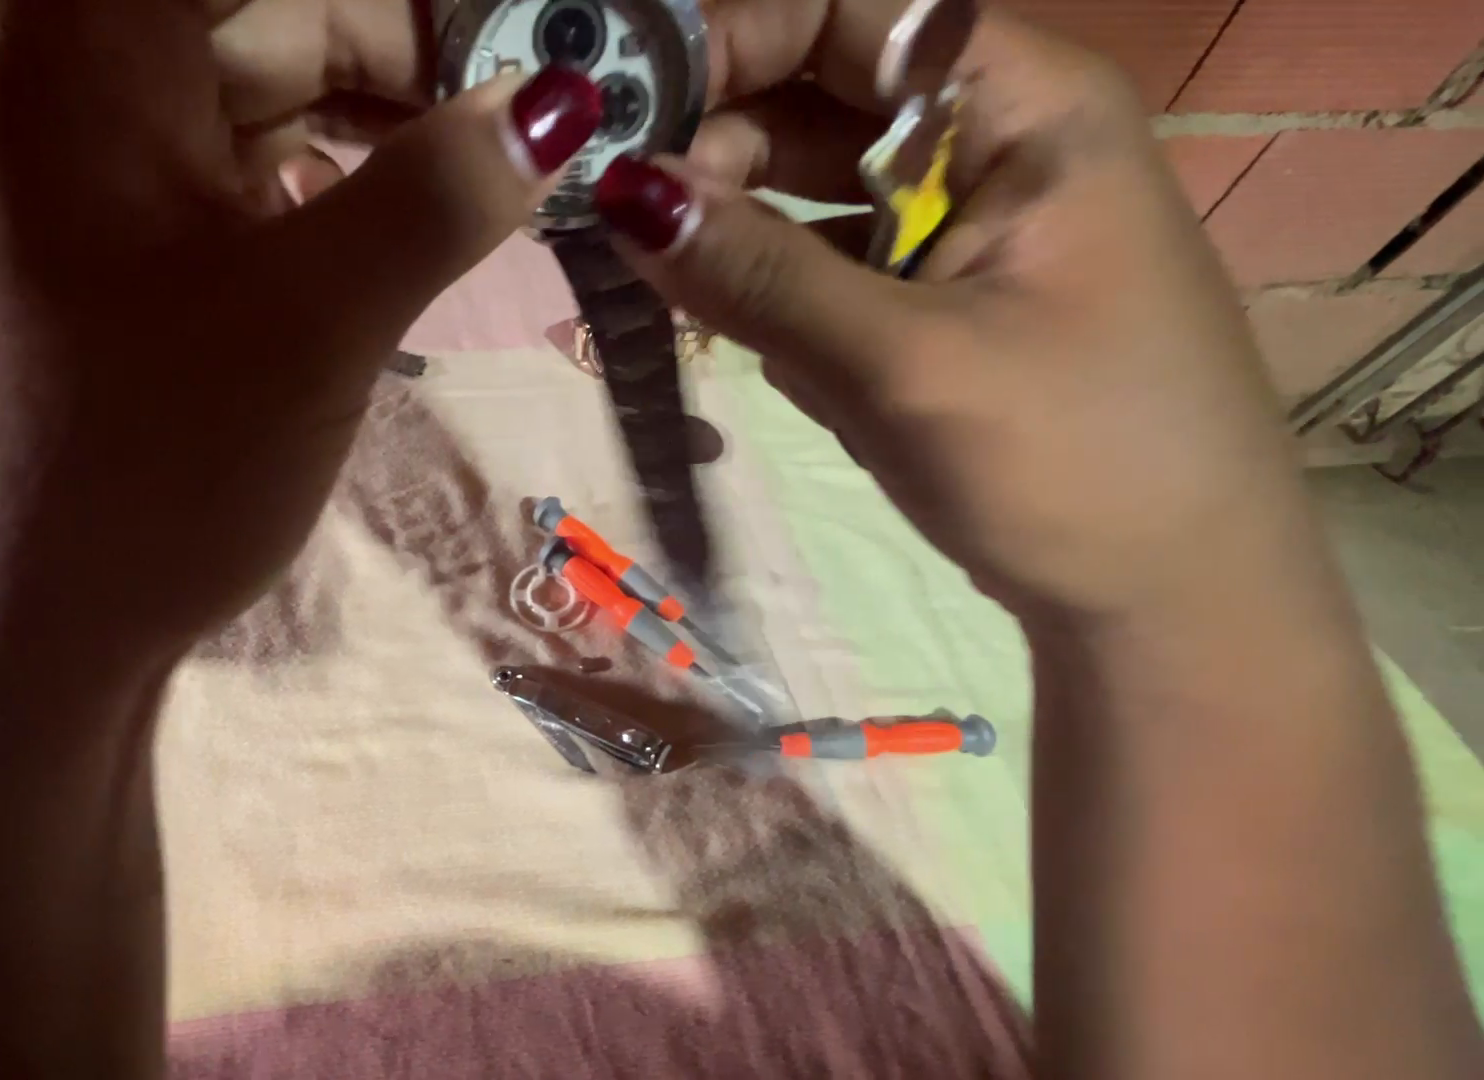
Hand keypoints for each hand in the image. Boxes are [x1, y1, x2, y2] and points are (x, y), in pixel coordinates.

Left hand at [0, 0, 603, 653]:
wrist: (14, 643)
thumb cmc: (149, 467)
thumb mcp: (316, 320)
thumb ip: (440, 192)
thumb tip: (560, 100)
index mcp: (64, 35)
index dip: (411, 9)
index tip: (514, 44)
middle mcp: (40, 72)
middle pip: (256, 11)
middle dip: (398, 53)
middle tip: (514, 113)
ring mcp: (61, 169)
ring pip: (242, 93)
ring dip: (362, 125)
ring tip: (468, 171)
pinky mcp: (91, 250)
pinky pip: (218, 174)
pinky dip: (306, 187)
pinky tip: (370, 226)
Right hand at [594, 9, 1307, 622]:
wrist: (1161, 594)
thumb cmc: (1070, 463)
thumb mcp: (902, 362)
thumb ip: (760, 274)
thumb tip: (623, 195)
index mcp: (1020, 110)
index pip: (851, 14)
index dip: (734, 40)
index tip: (627, 115)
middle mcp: (982, 152)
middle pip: (816, 107)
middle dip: (718, 157)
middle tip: (631, 230)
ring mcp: (950, 239)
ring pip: (805, 202)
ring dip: (734, 240)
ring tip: (668, 291)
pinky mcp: (925, 312)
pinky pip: (819, 278)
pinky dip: (769, 303)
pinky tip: (747, 345)